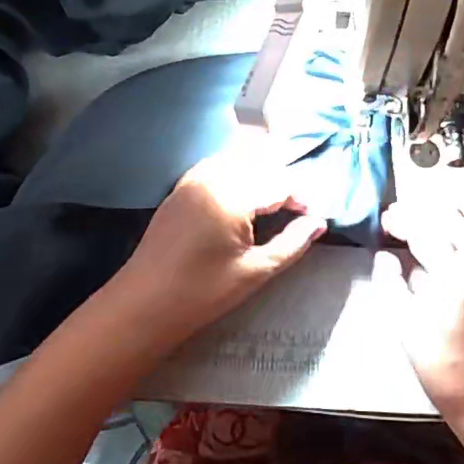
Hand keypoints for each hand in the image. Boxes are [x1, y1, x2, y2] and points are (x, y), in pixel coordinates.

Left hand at [105, 148, 327, 347]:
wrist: (145, 303)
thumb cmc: (203, 292)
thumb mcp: (255, 271)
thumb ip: (292, 243)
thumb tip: (318, 223)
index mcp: (231, 195)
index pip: (278, 182)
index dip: (300, 199)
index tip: (312, 220)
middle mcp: (210, 178)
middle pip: (257, 164)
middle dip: (280, 183)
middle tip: (294, 213)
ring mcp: (189, 182)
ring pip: (233, 160)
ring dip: (257, 174)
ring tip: (270, 205)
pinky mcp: (177, 191)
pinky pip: (211, 167)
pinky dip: (232, 173)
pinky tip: (239, 197)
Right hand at [383, 202, 463, 423]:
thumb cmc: (441, 363)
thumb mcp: (404, 324)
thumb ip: (391, 282)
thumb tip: (384, 255)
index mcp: (460, 274)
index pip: (427, 230)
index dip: (401, 222)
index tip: (382, 223)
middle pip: (456, 218)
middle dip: (423, 213)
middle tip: (398, 220)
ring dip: (453, 215)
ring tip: (428, 223)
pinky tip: (463, 236)